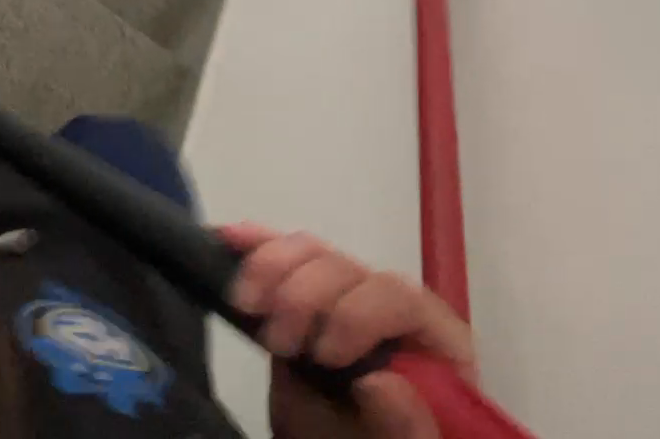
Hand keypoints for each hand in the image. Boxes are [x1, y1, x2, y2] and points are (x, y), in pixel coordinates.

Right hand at [219, 224, 475, 438]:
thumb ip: (405, 424)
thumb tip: (383, 382)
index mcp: (431, 339)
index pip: (400, 297)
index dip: (357, 314)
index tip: (322, 355)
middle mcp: (388, 302)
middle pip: (344, 267)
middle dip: (300, 294)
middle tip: (274, 341)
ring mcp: (341, 289)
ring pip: (308, 250)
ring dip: (269, 267)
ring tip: (246, 305)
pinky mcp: (298, 285)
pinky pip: (278, 249)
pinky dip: (253, 242)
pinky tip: (228, 239)